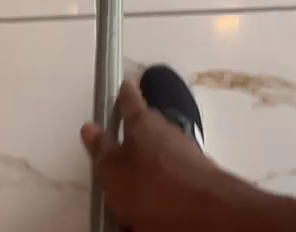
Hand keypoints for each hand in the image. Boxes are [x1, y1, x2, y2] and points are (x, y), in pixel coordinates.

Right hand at [81, 80, 262, 231]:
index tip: (124, 83)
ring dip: (145, 170)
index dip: (124, 93)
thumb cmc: (152, 187)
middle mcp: (165, 131)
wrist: (206, 213)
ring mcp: (184, 152)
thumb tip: (89, 125)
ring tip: (129, 200)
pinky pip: (170, 178)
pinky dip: (159, 189)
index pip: (130, 99)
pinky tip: (151, 212)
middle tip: (116, 159)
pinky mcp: (196, 176)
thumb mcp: (114, 172)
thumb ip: (101, 150)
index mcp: (142, 123)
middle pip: (145, 129)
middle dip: (132, 140)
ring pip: (158, 156)